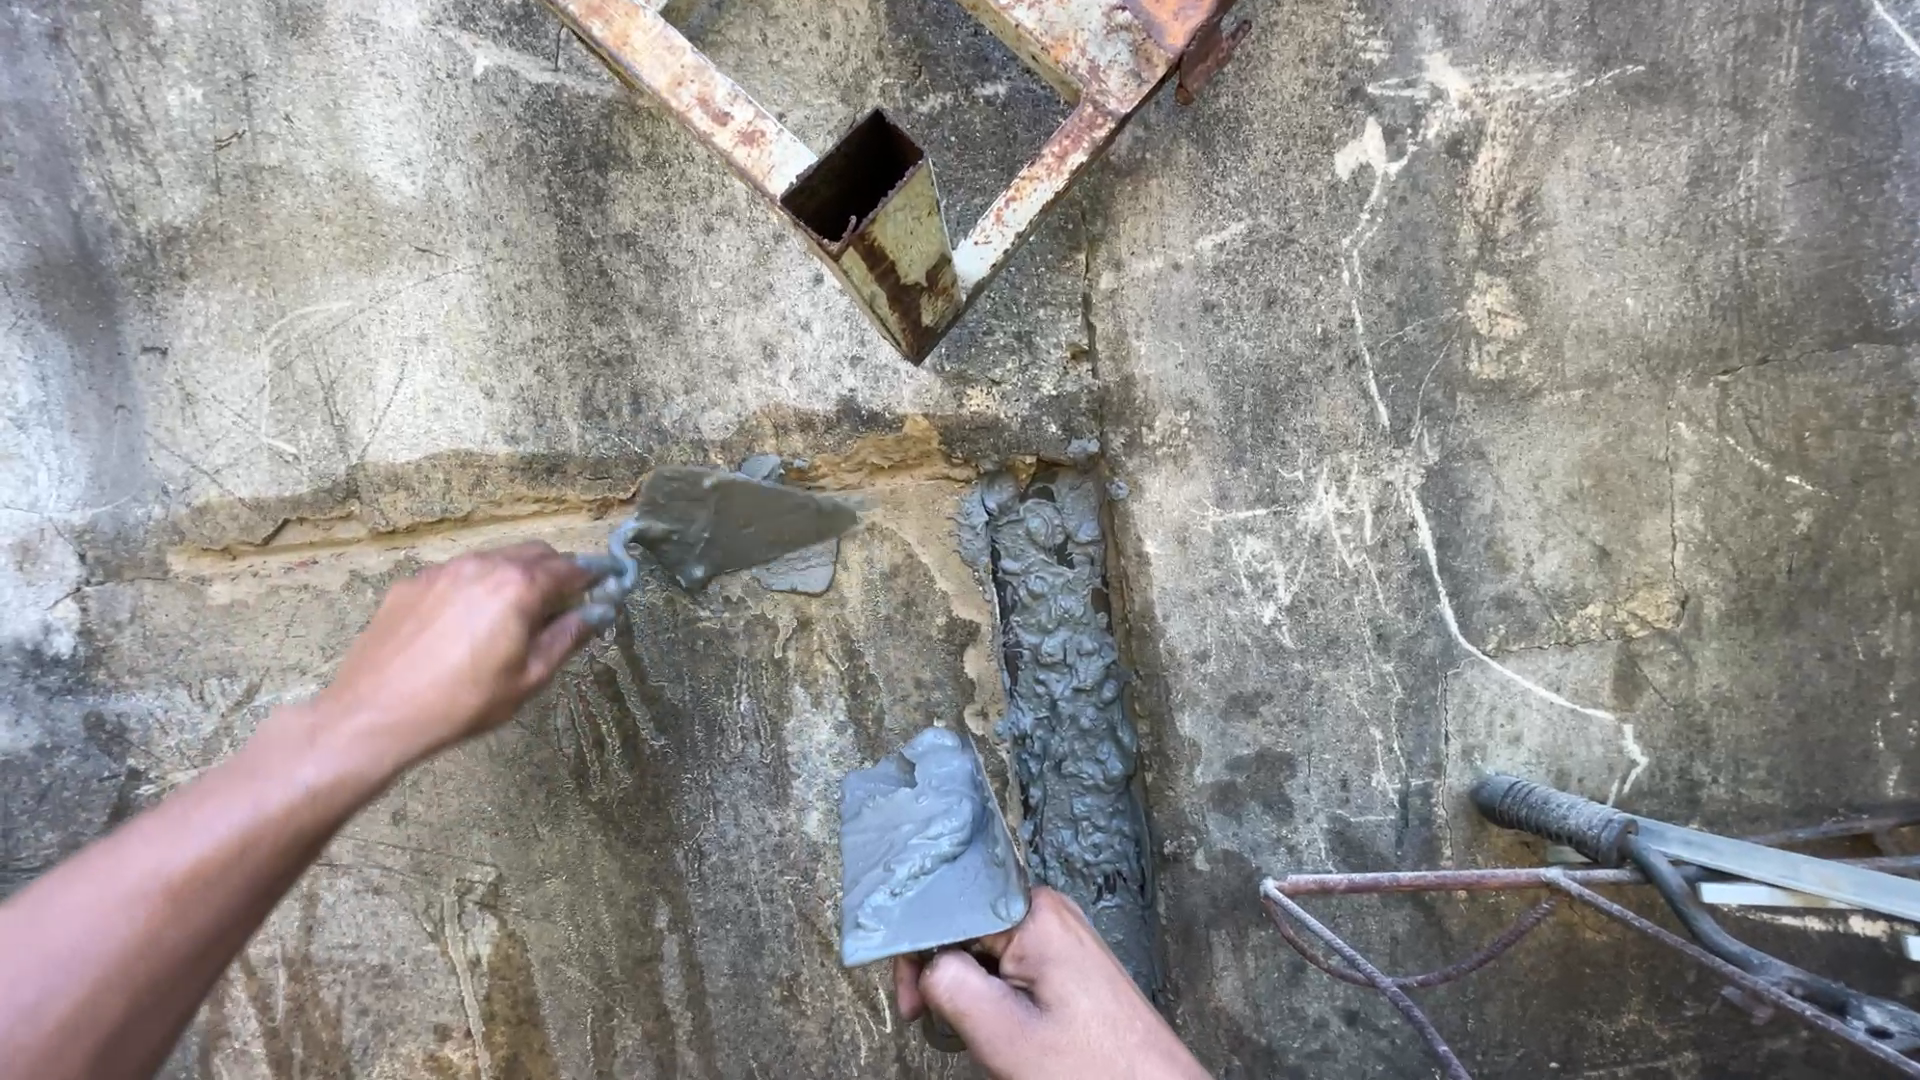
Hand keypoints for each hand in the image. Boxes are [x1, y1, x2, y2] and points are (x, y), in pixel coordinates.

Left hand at [303, 542, 599, 769]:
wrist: (372, 716)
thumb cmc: (463, 702)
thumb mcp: (531, 676)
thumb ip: (570, 636)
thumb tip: (600, 611)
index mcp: (519, 587)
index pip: (572, 568)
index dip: (595, 577)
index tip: (607, 588)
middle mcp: (483, 566)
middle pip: (536, 553)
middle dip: (557, 572)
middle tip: (563, 606)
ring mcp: (443, 571)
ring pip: (496, 559)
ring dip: (517, 577)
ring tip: (513, 616)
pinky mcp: (411, 584)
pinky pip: (459, 574)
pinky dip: (478, 586)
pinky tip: (467, 623)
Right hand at [893, 888, 1209, 1079]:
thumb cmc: (1089, 1069)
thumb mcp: (1003, 1033)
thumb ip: (949, 984)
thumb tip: (926, 961)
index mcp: (1031, 910)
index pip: (949, 907)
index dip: (918, 950)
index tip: (910, 1002)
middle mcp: (1046, 906)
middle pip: (967, 921)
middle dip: (943, 968)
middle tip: (931, 1019)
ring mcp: (1059, 930)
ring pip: (986, 943)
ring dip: (968, 983)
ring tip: (976, 1028)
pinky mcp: (1066, 955)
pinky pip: (1010, 957)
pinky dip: (993, 988)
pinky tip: (999, 1020)